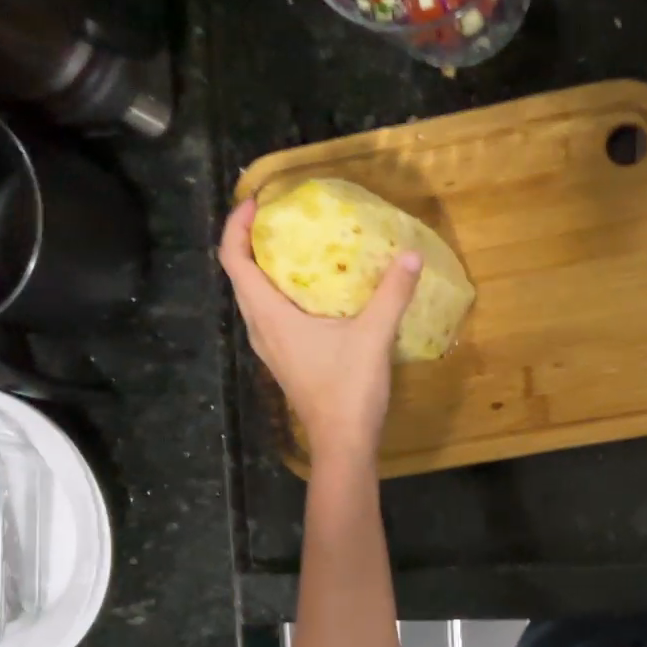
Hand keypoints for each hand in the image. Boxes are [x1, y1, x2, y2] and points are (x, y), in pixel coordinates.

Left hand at [218, 198, 422, 462]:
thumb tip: (412, 255)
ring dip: (267, 270)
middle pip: (241, 275)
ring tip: (298, 251)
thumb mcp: (374, 337)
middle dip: (252, 243)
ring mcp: (271, 348)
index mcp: (269, 315)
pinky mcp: (286, 361)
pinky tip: (316, 296)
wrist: (344, 442)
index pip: (233, 259)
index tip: (256, 203)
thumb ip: (392, 294)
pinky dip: (283, 295)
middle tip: (282, 220)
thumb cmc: (349, 389)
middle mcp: (260, 328)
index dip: (236, 226)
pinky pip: (272, 316)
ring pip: (255, 298)